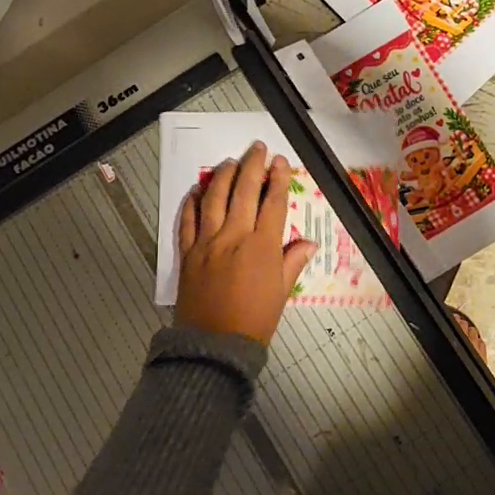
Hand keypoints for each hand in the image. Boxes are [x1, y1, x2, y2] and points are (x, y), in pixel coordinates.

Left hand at [175, 141, 315, 344]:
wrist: (214, 346)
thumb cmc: (254, 322)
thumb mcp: (281, 293)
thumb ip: (292, 262)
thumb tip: (307, 242)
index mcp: (262, 246)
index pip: (273, 203)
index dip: (278, 179)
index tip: (280, 162)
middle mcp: (234, 236)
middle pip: (244, 191)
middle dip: (252, 166)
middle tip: (256, 148)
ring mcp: (207, 242)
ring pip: (214, 198)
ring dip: (222, 176)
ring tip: (229, 162)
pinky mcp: (187, 252)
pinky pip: (188, 220)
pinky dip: (193, 202)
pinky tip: (197, 190)